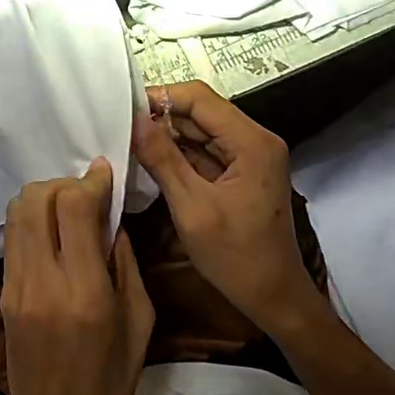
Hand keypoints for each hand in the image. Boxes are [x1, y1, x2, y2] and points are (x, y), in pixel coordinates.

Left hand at [0, 157, 153, 394]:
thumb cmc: (110, 385)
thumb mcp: (140, 323)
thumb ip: (126, 263)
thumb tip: (112, 218)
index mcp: (85, 293)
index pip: (73, 208)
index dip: (90, 181)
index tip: (106, 173)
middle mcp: (43, 282)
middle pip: (36, 198)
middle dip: (64, 184)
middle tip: (88, 196)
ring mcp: (15, 286)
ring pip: (17, 212)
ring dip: (44, 197)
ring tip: (70, 211)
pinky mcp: (2, 293)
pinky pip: (13, 236)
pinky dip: (32, 219)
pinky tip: (54, 233)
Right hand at [131, 81, 323, 338]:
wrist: (274, 297)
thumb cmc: (235, 257)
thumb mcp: (192, 207)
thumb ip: (163, 159)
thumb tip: (136, 120)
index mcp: (251, 142)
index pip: (200, 98)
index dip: (162, 97)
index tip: (124, 107)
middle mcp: (255, 140)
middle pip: (202, 112)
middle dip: (161, 117)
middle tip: (120, 126)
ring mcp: (250, 157)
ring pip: (202, 131)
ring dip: (168, 136)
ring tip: (129, 141)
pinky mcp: (242, 173)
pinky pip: (206, 152)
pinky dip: (180, 154)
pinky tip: (150, 159)